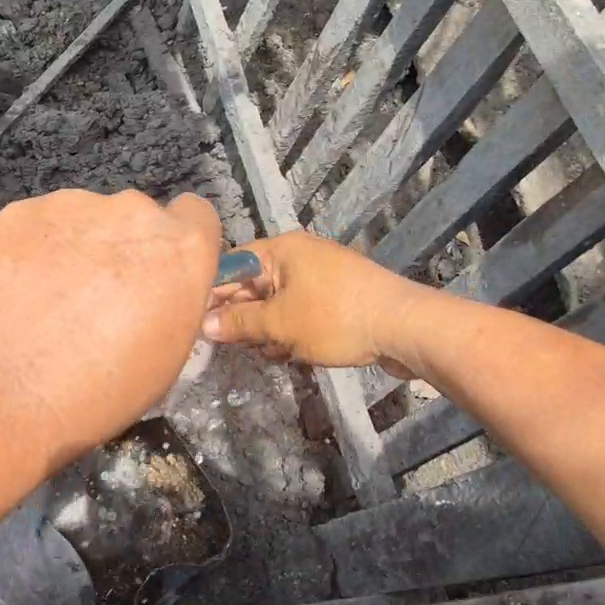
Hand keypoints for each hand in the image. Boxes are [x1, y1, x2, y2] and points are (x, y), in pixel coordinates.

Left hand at [0, 190, 223, 464]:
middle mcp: (132, 213)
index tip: (156, 276)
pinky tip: (8, 294)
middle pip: (133, 219)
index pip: (196, 217)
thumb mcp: (163, 360)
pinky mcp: (17, 212)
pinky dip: (26, 252)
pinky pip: (33, 227)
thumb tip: (150, 294)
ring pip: (80, 220)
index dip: (175, 245)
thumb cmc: (96, 393)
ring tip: (41, 302)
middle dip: (119, 250)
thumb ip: (167, 304)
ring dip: (71, 249)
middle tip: (91, 300)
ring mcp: (70, 206)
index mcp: (181, 250)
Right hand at [201, 231, 433, 374]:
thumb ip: (239, 323)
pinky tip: (292, 354)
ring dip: (269, 330)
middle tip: (236, 345)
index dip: (212, 294)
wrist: (406, 328)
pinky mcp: (338, 299)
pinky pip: (301, 312)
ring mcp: (321, 277)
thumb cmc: (336, 317)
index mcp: (281, 250)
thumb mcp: (279, 323)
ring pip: (277, 304)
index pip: (232, 265)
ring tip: (272, 352)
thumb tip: (204, 326)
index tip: (199, 322)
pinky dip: (292, 332)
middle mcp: (299, 257)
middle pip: (254, 286)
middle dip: (244, 317)